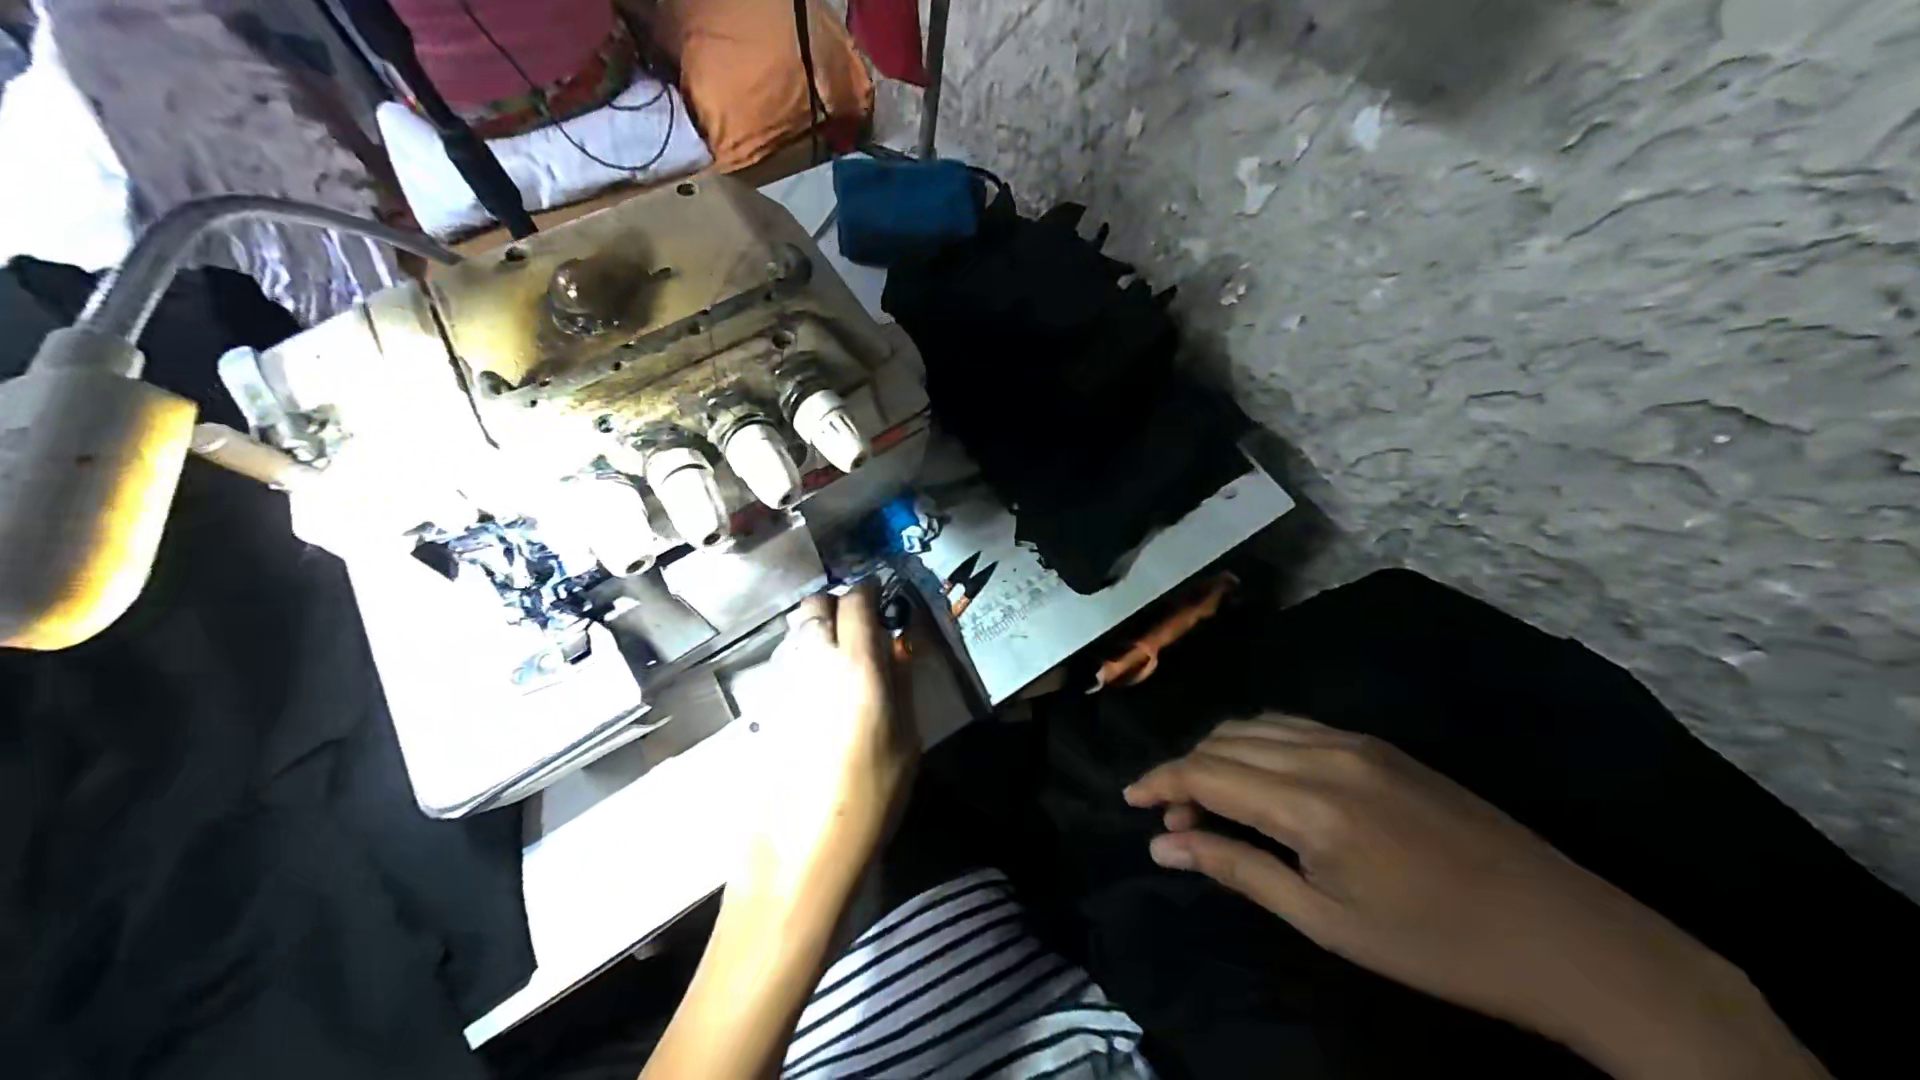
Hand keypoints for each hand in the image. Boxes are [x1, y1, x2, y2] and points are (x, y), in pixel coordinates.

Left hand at [642, 586, 916, 1079]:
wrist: (799, 853)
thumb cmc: (870, 799)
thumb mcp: (907, 740)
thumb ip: (901, 682)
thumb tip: (896, 644)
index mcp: (855, 666)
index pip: (857, 600)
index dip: (870, 591)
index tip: (880, 597)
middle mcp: (811, 661)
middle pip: (815, 605)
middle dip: (836, 607)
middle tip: (858, 630)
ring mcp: (779, 682)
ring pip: (794, 632)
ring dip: (815, 634)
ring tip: (837, 663)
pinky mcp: (761, 705)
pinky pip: (782, 663)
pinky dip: (799, 662)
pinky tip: (814, 695)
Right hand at [1125, 715, 1828, 1079]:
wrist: (1567, 936)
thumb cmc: (1436, 945)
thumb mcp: (1325, 921)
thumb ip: (1236, 870)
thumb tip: (1163, 846)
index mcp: (1312, 802)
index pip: (1207, 772)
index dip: (1160, 783)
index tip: (1130, 801)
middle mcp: (1326, 753)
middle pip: (1224, 741)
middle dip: (1185, 773)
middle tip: (1173, 820)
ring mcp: (1357, 741)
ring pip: (1256, 726)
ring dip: (1218, 754)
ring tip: (1208, 801)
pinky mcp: (1379, 744)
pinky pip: (1293, 727)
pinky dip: (1256, 744)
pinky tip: (1259, 780)